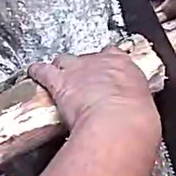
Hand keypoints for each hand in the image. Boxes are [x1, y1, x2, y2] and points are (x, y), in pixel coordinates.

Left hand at [28, 48, 157, 138]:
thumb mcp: (142, 107)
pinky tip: (33, 72)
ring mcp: (76, 69)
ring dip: (60, 68)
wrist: (118, 121)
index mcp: (124, 66)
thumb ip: (133, 105)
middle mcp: (99, 62)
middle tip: (82, 82)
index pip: (113, 54)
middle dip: (83, 68)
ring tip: (56, 73)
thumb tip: (133, 118)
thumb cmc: (134, 120)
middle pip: (86, 58)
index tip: (105, 71)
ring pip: (63, 61)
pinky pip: (43, 71)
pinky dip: (36, 71)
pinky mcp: (58, 81)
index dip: (106, 63)